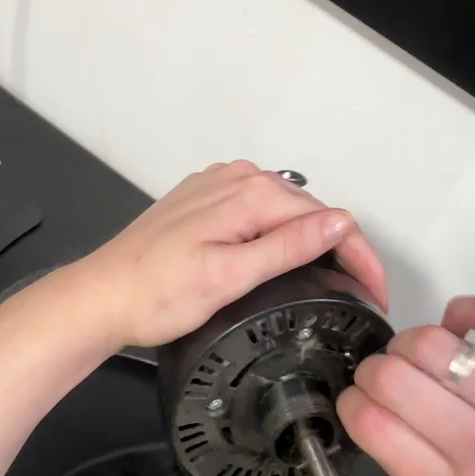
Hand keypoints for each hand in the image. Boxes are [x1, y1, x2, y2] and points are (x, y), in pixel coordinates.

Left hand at [49, 161, 387, 349]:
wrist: (99, 297)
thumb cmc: (156, 295)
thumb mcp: (231, 277)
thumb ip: (288, 246)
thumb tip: (339, 223)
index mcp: (250, 194)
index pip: (328, 218)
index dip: (360, 256)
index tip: (375, 292)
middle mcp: (239, 177)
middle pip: (311, 209)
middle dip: (342, 246)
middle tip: (361, 291)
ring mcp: (220, 184)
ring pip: (287, 207)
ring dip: (313, 236)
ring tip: (334, 275)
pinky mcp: (206, 198)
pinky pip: (260, 207)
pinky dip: (281, 228)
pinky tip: (287, 252)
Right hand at [339, 296, 474, 475]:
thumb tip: (384, 418)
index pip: (372, 425)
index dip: (351, 403)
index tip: (357, 401)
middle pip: (392, 376)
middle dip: (372, 370)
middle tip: (384, 378)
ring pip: (431, 342)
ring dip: (409, 342)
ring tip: (420, 356)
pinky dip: (463, 310)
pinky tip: (458, 328)